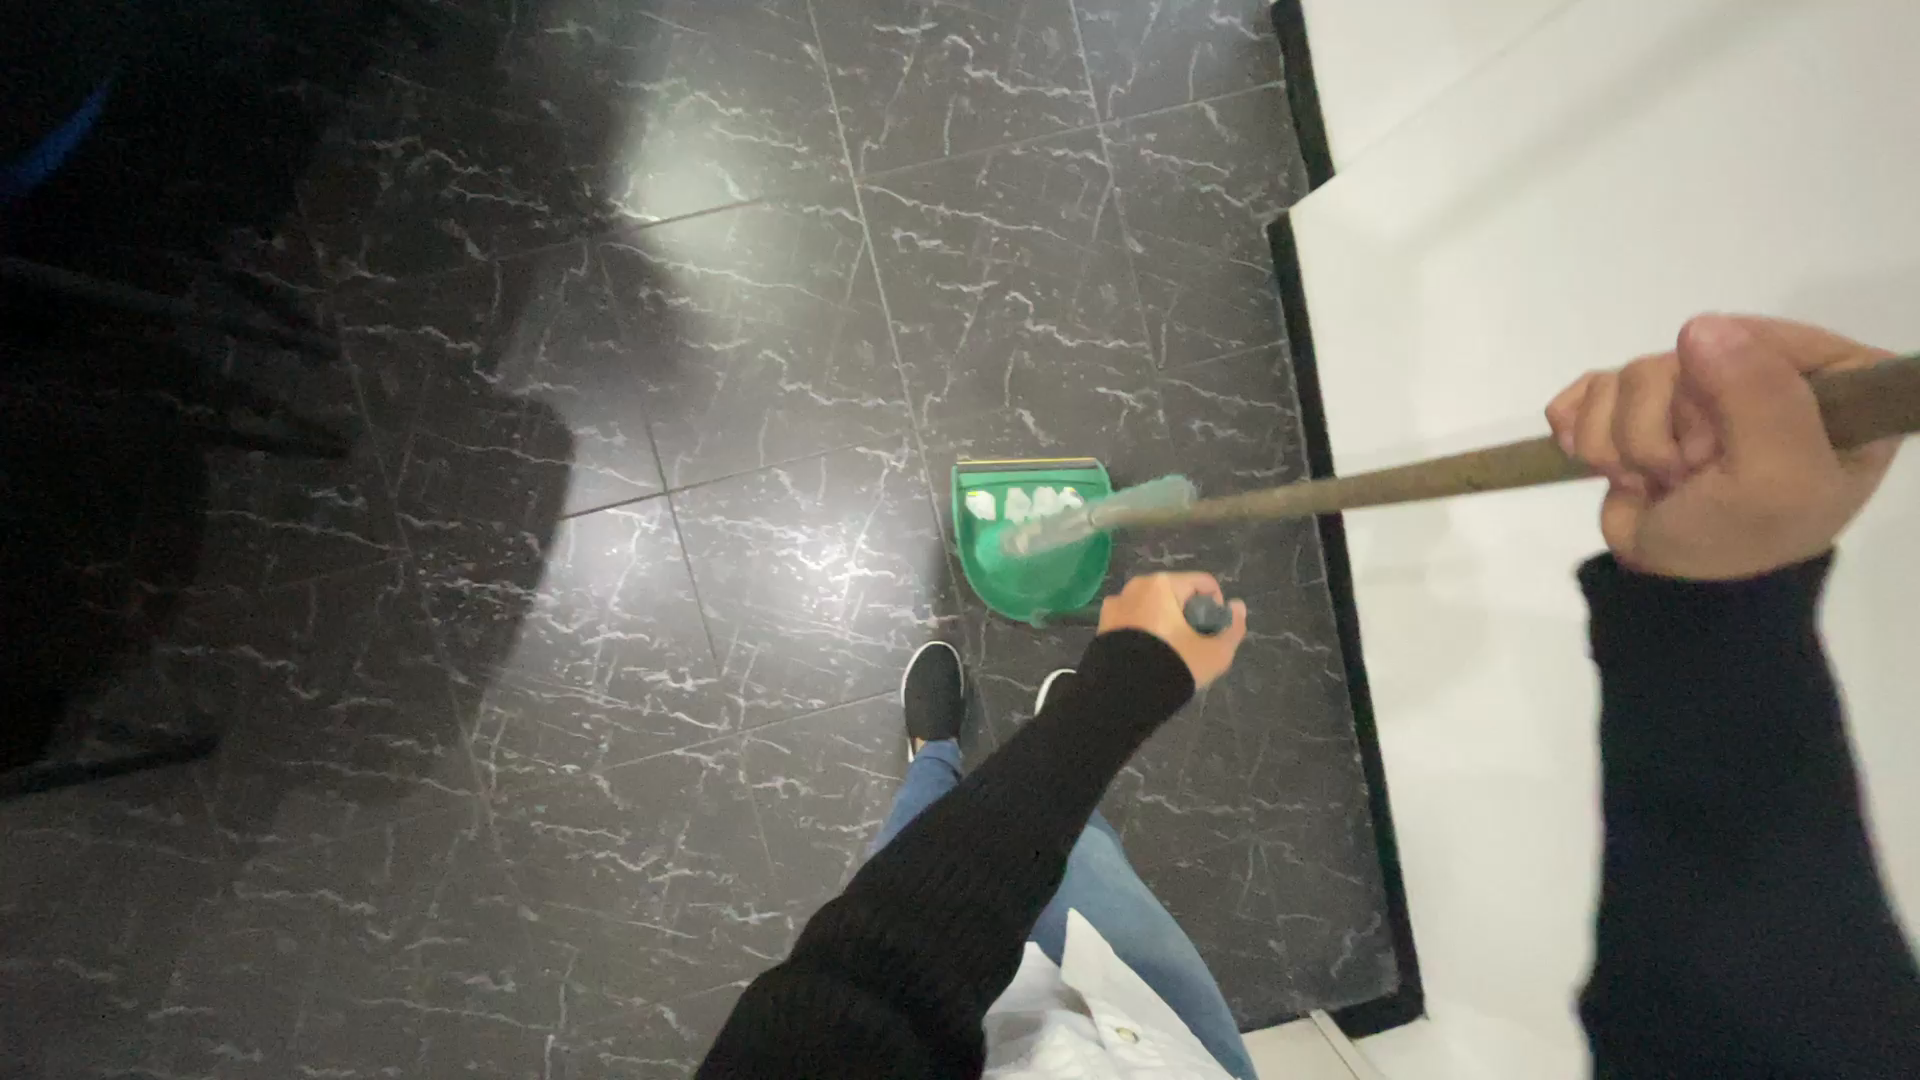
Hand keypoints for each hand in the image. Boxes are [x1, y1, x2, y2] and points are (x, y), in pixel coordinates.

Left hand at [1098, 572, 1247, 686]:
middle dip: (1189, 615)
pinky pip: (1134, 620)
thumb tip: (1238, 606)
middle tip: (1194, 644)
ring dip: (1166, 623)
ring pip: (1153, 607)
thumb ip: (1232, 628)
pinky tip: (1150, 656)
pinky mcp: (1102, 624)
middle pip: (1176, 594)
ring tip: (1172, 652)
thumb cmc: (1173, 666)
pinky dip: (1145, 632)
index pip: (1202, 583)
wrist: (1122, 695)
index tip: (1213, 632)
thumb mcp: (1214, 653)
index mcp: (1162, 584)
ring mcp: (1115, 605)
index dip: (1216, 606)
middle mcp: (1135, 587)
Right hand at [1545, 314, 1899, 580]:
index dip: (1718, 392)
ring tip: (1651, 480)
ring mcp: (1684, 394)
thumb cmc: (1743, 535)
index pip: (1753, 338)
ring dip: (1617, 445)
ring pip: (1619, 381)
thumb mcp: (1775, 475)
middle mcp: (1755, 376)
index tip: (1722, 447)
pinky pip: (1581, 394)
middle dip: (1658, 431)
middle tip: (1685, 474)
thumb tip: (1698, 328)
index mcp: (1827, 379)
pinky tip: (1601, 463)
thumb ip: (1758, 395)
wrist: (1675, 582)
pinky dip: (1577, 434)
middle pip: (1672, 362)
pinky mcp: (1622, 412)